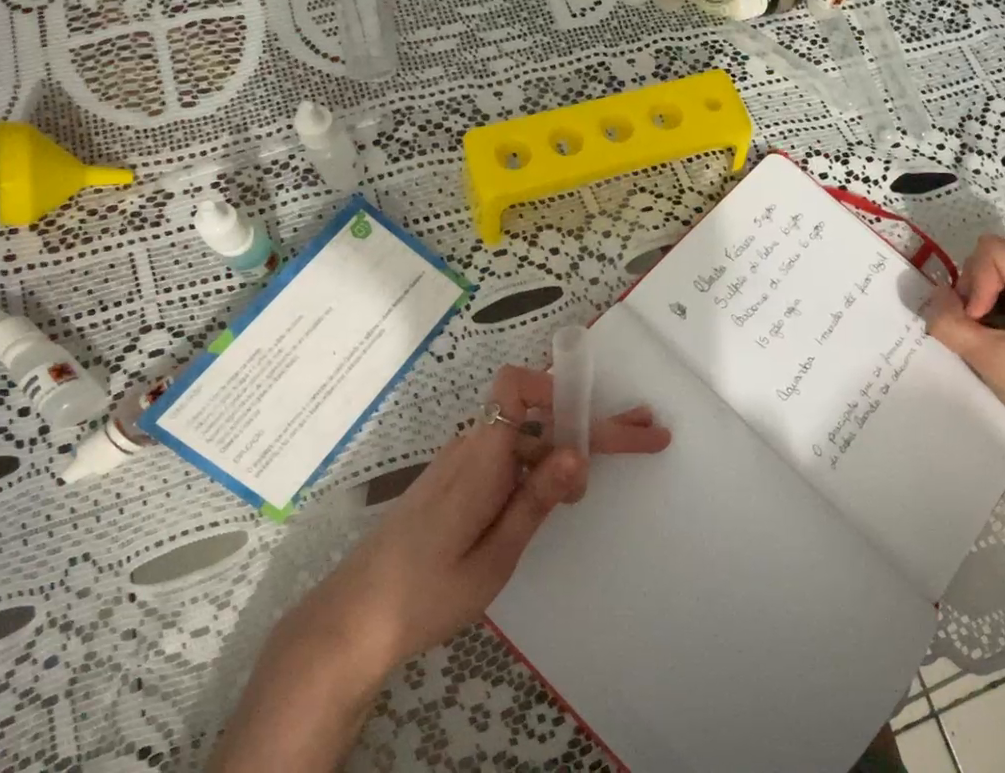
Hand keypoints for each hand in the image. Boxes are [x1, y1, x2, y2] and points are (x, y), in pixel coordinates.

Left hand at [307, 366, 671, 678]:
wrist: (354, 619)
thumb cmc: (425, 593)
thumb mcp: (493, 556)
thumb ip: (535, 500)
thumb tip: (578, 452)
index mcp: (480, 458)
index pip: (518, 389)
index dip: (560, 385)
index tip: (604, 409)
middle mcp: (470, 449)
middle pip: (537, 414)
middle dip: (594, 420)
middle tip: (650, 431)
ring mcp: (461, 465)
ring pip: (526, 436)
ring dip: (573, 440)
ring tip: (622, 453)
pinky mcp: (456, 483)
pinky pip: (508, 455)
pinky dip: (545, 460)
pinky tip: (566, 485)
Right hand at [925, 234, 1004, 451]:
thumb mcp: (989, 356)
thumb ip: (950, 322)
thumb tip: (933, 294)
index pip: (994, 252)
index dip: (975, 282)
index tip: (978, 321)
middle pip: (992, 262)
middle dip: (974, 294)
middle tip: (978, 332)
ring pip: (994, 279)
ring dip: (979, 307)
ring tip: (986, 340)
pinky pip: (1004, 295)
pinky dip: (989, 314)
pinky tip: (995, 340)